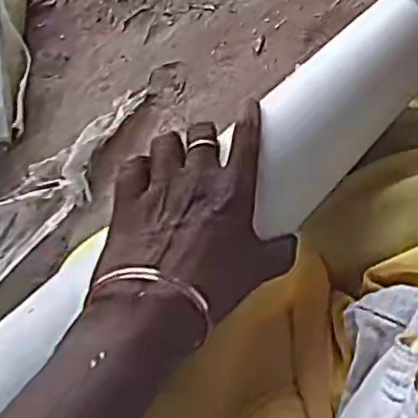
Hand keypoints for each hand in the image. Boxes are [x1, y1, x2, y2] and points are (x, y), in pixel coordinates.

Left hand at [94, 101, 297, 323]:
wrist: (150, 311)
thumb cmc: (210, 286)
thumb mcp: (257, 270)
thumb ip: (278, 251)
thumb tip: (291, 246)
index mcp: (234, 187)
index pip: (246, 138)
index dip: (249, 117)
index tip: (248, 106)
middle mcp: (198, 177)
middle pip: (201, 133)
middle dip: (204, 132)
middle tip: (206, 142)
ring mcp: (159, 187)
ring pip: (165, 143)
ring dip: (171, 145)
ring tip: (172, 154)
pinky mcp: (126, 204)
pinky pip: (131, 167)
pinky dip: (137, 166)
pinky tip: (141, 173)